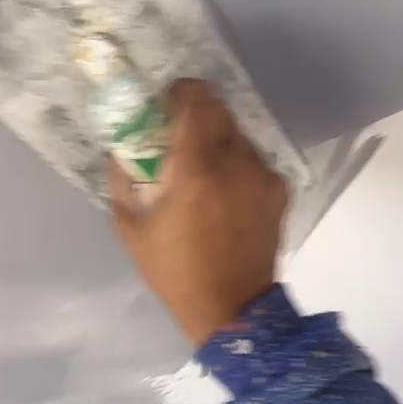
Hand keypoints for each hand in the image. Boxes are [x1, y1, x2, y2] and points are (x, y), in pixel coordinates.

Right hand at [107, 79, 289, 347]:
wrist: (231, 310)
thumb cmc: (175, 273)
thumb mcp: (130, 228)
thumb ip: (122, 177)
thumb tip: (123, 146)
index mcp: (196, 169)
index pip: (195, 98)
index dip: (178, 93)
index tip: (165, 107)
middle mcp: (236, 163)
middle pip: (219, 110)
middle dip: (196, 117)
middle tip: (179, 141)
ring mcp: (264, 176)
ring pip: (239, 136)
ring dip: (218, 144)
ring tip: (205, 177)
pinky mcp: (279, 192)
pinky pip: (254, 163)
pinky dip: (238, 169)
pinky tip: (226, 198)